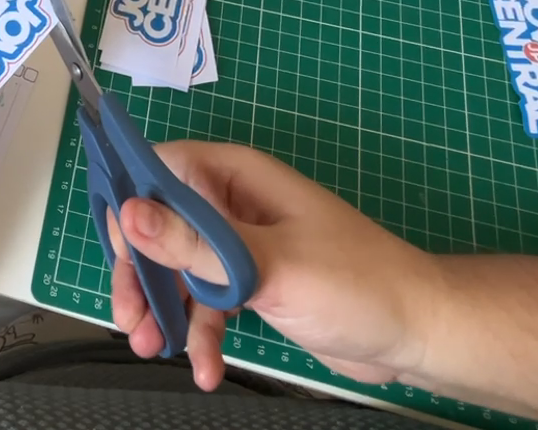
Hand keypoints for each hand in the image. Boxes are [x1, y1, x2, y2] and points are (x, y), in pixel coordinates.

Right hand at [109, 142, 442, 390]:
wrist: (421, 336)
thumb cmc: (355, 283)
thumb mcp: (269, 265)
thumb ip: (197, 243)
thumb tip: (130, 213)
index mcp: (232, 175)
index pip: (162, 170)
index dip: (132, 201)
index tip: (117, 248)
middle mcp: (229, 203)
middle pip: (161, 224)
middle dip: (143, 271)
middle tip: (129, 314)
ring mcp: (239, 245)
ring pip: (179, 267)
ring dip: (164, 308)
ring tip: (152, 348)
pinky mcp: (250, 283)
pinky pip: (207, 301)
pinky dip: (200, 333)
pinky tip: (205, 368)